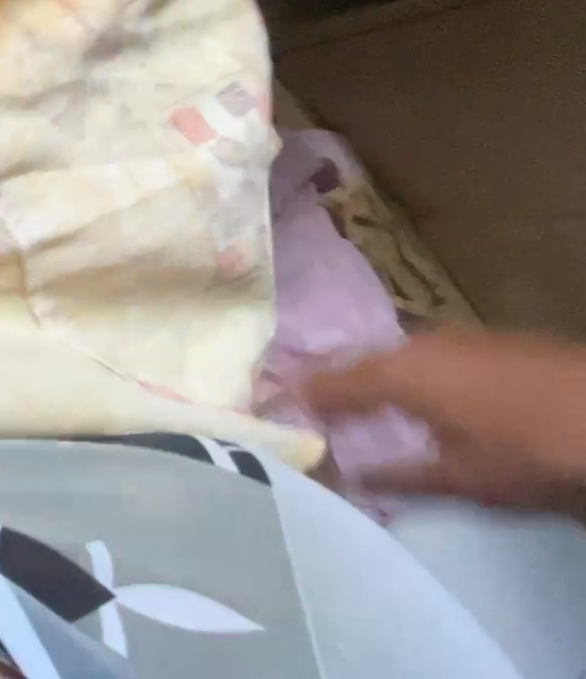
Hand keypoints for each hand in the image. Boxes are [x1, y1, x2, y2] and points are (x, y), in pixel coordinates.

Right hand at [305, 330, 585, 508]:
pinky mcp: (493, 338)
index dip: (302, 400)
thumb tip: (344, 477)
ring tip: (379, 402)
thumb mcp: (467, 480)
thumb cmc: (533, 453)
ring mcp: (455, 336)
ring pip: (398, 354)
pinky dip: (422, 370)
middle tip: (326, 408)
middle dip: (341, 385)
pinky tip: (437, 392)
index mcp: (392, 374)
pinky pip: (435, 353)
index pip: (325, 384)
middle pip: (359, 363)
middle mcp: (412, 344)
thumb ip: (399, 477)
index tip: (283, 413)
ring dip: (382, 375)